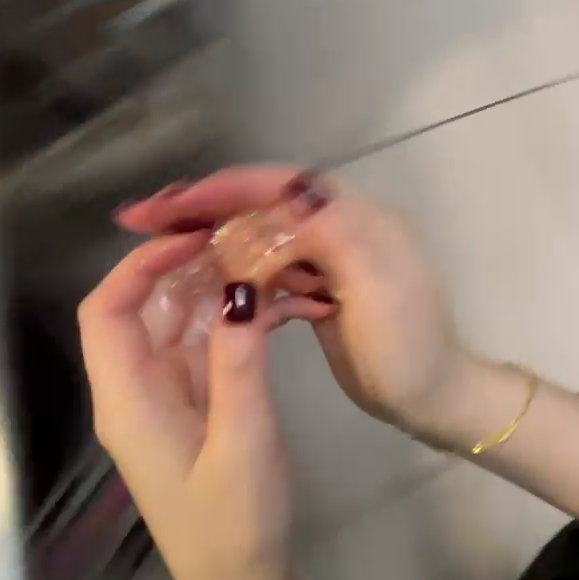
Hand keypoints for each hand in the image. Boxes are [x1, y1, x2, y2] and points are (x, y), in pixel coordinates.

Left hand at [79, 223, 330, 579]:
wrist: (243, 574)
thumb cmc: (234, 514)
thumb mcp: (243, 437)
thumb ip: (240, 363)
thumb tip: (242, 286)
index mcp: (130, 399)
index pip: (109, 312)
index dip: (143, 265)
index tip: (200, 235)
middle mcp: (141, 388)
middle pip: (149, 306)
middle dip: (193, 263)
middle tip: (253, 234)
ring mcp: (172, 391)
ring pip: (186, 317)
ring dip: (225, 285)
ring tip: (275, 259)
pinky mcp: (202, 397)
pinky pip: (214, 340)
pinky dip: (245, 316)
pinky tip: (287, 303)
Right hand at [115, 165, 471, 440]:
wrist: (433, 393)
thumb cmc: (406, 348)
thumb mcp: (378, 290)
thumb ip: (341, 235)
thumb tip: (293, 189)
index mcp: (366, 221)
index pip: (289, 186)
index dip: (229, 188)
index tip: (168, 203)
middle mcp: (353, 226)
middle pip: (274, 200)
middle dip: (213, 204)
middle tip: (145, 219)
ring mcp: (341, 255)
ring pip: (272, 228)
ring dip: (223, 232)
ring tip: (164, 244)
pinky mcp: (331, 283)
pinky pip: (280, 261)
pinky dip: (247, 265)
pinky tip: (213, 280)